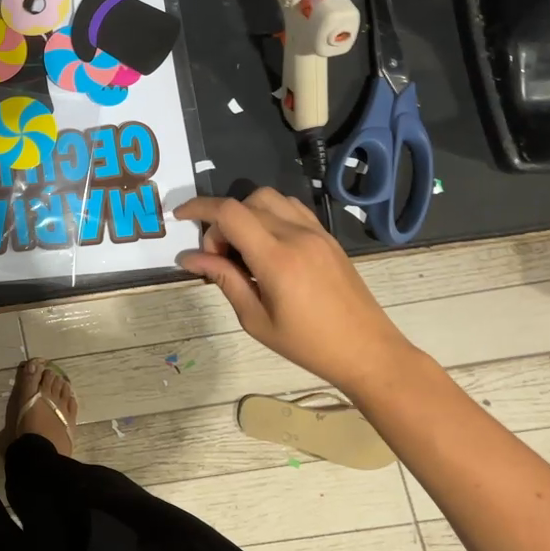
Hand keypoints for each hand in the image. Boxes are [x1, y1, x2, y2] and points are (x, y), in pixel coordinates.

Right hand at [173, 188, 419, 395]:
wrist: (369, 352)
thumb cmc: (309, 345)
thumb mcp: (256, 319)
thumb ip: (223, 279)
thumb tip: (189, 258)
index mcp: (276, 258)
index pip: (228, 213)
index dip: (198, 208)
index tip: (180, 218)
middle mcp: (297, 236)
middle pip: (244, 203)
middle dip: (220, 223)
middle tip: (219, 257)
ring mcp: (316, 233)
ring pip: (268, 198)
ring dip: (245, 212)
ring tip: (243, 247)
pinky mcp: (328, 237)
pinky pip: (291, 208)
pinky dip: (269, 213)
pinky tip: (267, 242)